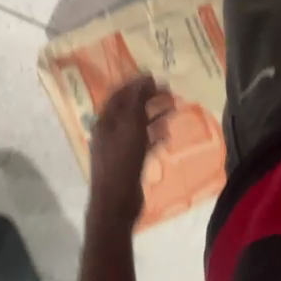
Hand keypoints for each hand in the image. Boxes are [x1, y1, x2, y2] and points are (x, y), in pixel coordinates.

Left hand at [87, 76, 171, 231]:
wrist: (116, 203)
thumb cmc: (122, 161)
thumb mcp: (131, 126)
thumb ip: (138, 101)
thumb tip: (146, 78)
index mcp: (105, 120)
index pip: (119, 93)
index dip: (136, 83)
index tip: (156, 76)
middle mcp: (110, 131)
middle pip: (130, 108)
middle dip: (149, 97)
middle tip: (170, 91)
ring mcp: (119, 148)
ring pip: (138, 125)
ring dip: (155, 115)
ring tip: (175, 109)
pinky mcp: (129, 163)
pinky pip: (143, 143)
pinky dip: (155, 136)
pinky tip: (167, 135)